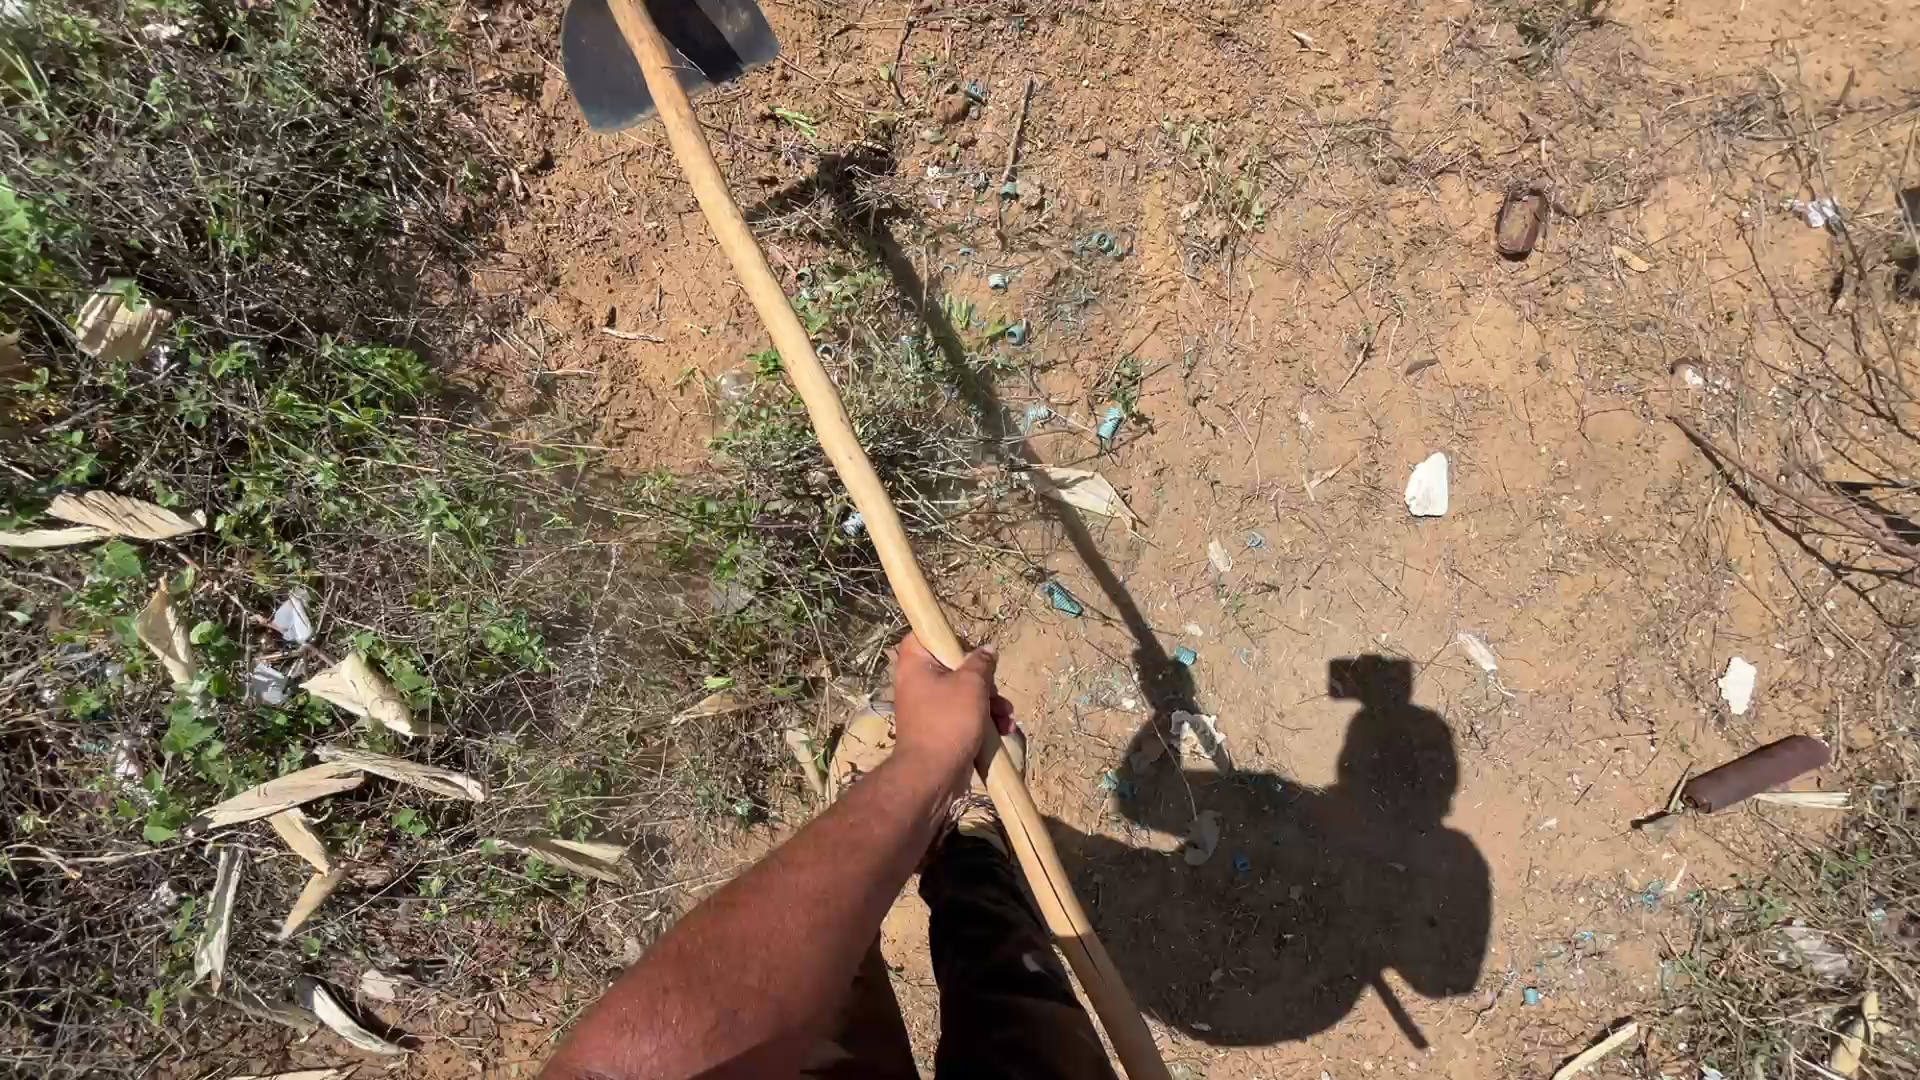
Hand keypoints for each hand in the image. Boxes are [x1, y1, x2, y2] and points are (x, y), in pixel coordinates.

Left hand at [890, 633, 1015, 777]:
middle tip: (995, 692)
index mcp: (916, 664)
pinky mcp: (941, 728)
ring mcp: (929, 707)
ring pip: (964, 693)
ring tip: (1006, 717)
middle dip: (984, 681)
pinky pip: (964, 715)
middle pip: (954, 667)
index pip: (926, 635)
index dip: (949, 638)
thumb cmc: (948, 721)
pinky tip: (1002, 730)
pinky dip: (982, 720)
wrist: (933, 775)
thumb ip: (981, 663)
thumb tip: (987, 650)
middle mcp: (918, 682)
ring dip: (990, 703)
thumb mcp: (971, 685)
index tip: (969, 647)